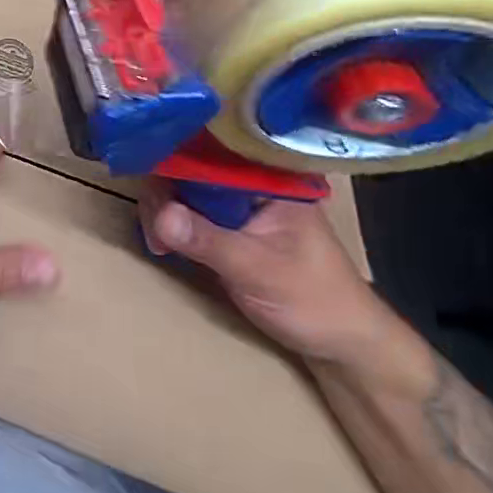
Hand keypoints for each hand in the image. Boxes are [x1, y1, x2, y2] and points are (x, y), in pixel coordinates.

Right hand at [138, 179, 399, 369]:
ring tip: (157, 242)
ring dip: (163, 209)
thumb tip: (159, 214)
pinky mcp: (230, 223)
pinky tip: (162, 243)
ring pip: (187, 188)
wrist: (344, 346)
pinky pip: (190, 209)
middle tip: (153, 229)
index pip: (213, 147)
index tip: (149, 185)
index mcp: (270, 172)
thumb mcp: (257, 270)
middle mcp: (253, 177)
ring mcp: (240, 201)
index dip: (176, 157)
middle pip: (193, 165)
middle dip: (164, 191)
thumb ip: (208, 240)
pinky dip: (172, 223)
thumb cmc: (313, 301)